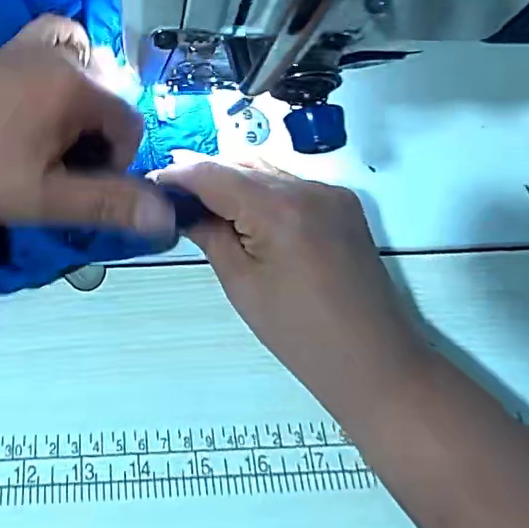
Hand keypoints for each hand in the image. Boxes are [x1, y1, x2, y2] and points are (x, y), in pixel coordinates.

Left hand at [0, 15, 174, 238]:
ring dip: (83, 97)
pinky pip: (50, 42)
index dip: (116, 161)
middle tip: (62, 161)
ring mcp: (26, 45)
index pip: (130, 122)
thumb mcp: (46, 198)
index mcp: (77, 86)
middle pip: (108, 93)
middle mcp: (58, 54)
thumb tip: (169, 217)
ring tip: (54, 130)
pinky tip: (33, 95)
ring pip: (83, 64)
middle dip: (99, 130)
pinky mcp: (0, 48)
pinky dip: (59, 62)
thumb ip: (109, 205)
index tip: (79, 184)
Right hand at [153, 159, 427, 403]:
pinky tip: (246, 212)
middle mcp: (307, 187)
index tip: (150, 184)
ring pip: (264, 168)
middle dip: (202, 174)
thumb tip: (179, 207)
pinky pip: (289, 182)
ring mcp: (329, 191)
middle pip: (239, 163)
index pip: (213, 173)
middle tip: (171, 196)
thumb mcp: (240, 282)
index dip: (178, 175)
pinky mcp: (342, 202)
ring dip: (231, 179)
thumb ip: (208, 232)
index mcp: (278, 209)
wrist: (377, 364)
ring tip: (203, 203)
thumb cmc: (300, 334)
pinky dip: (261, 189)